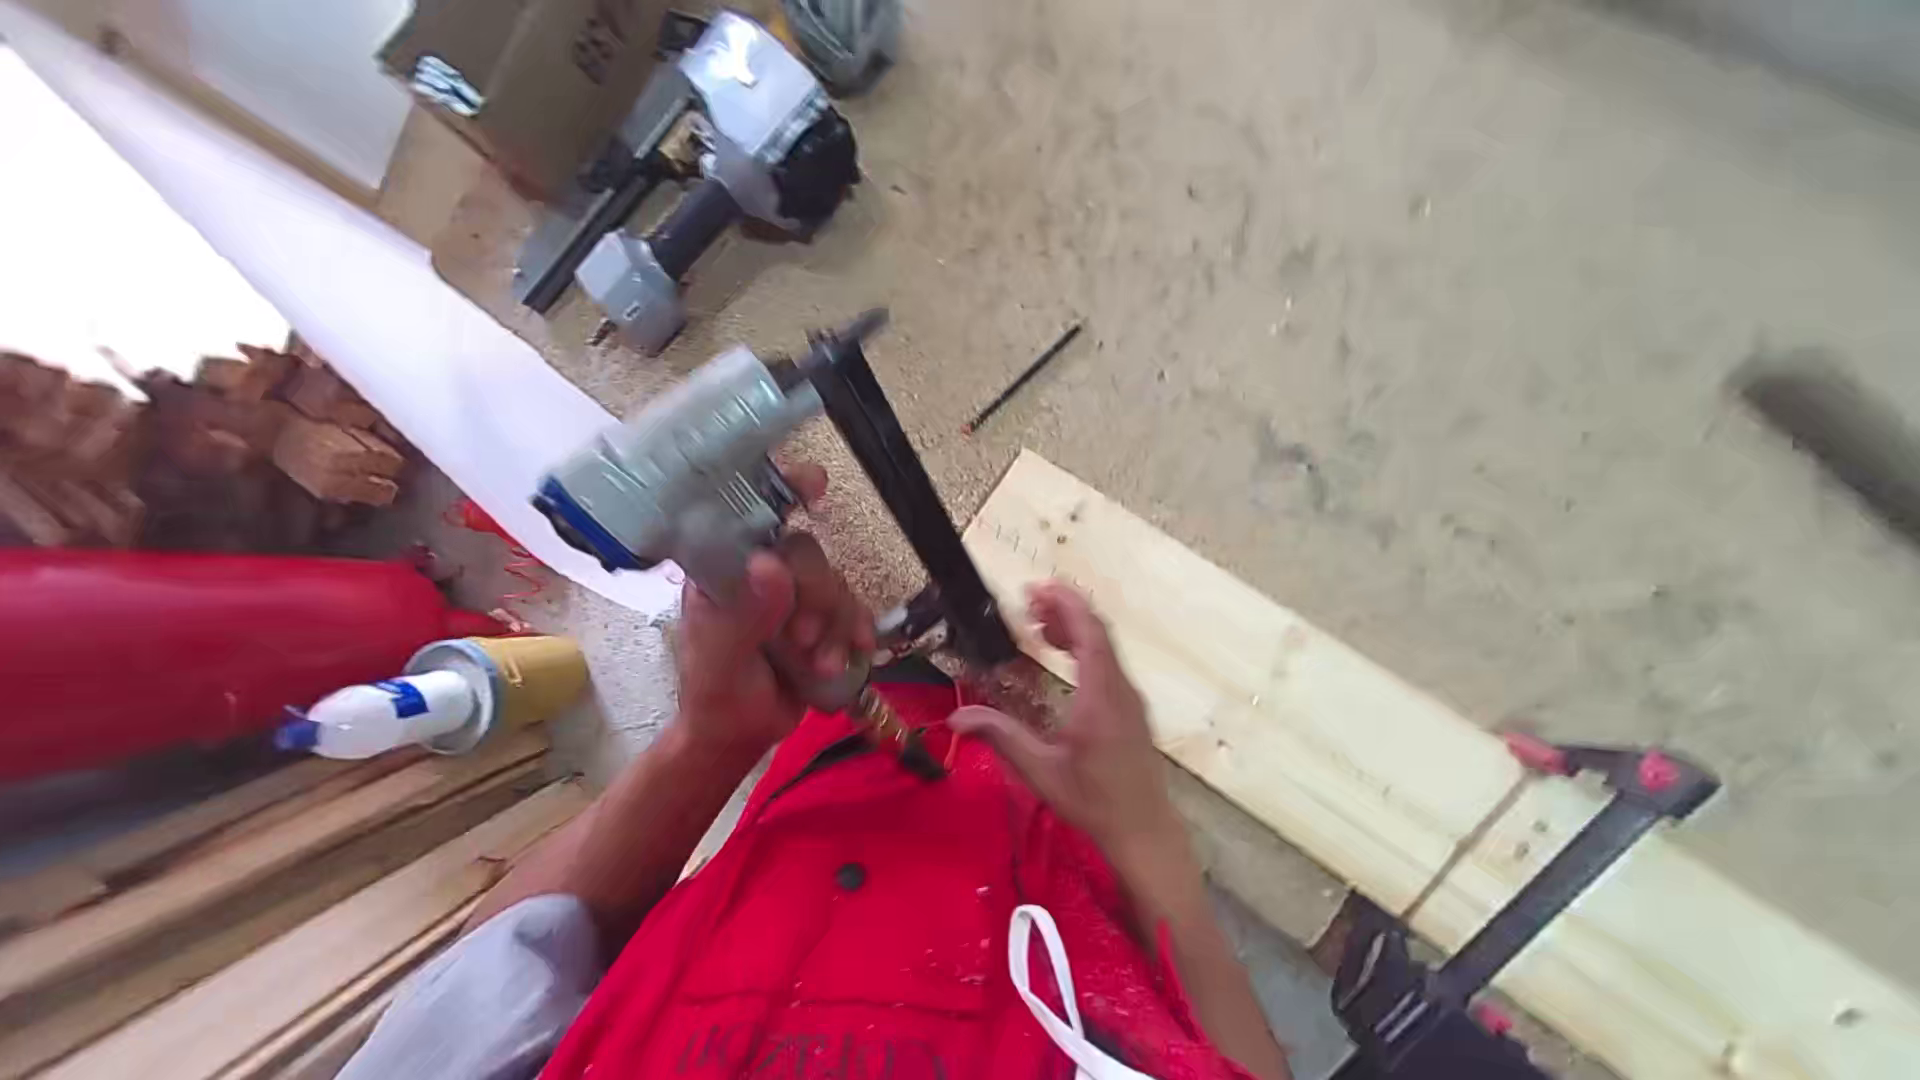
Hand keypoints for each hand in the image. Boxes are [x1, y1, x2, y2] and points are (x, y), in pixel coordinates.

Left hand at [673, 463, 874, 760]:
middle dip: (814, 596)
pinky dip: (856, 630)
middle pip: (807, 554)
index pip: (750, 516)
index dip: (781, 490)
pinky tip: (856, 653)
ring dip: (835, 624)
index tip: (813, 485)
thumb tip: (772, 563)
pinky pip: (853, 609)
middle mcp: (763, 574)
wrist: (741, 735)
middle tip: (801, 639)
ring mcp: (796, 596)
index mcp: (726, 569)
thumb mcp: (720, 659)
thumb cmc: (715, 694)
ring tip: (819, 664)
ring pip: (835, 583)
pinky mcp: (824, 619)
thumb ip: (745, 614)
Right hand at [950, 581, 1179, 864]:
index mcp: (1101, 696)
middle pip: (1098, 632)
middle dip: (1066, 609)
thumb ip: (1000, 737)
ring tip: (1039, 625)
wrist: (1144, 831)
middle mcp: (1121, 688)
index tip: (1038, 588)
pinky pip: (1109, 662)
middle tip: (1030, 602)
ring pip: (1105, 646)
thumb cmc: (1094, 801)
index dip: (1066, 605)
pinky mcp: (1132, 708)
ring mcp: (1131, 697)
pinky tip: (1063, 655)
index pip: (1089, 634)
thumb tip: (955, 718)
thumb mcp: (1041, 771)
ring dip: (1075, 628)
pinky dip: (1085, 647)